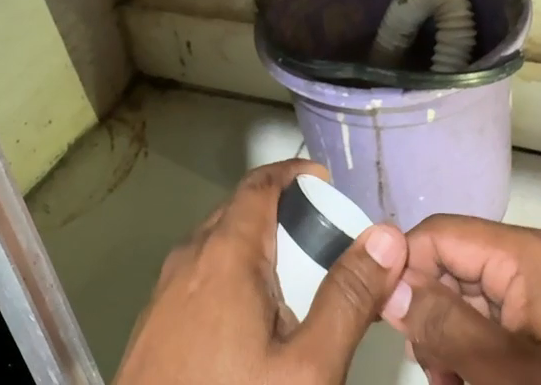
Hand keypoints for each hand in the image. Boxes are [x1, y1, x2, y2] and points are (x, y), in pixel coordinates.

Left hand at [114, 159, 409, 384]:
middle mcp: (189, 259)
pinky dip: (233, 279)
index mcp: (224, 253)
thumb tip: (386, 237)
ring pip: (218, 248)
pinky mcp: (154, 326)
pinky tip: (254, 324)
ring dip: (258, 250)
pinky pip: (201, 279)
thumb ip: (349, 299)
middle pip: (240, 213)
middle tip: (326, 244)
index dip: (295, 175)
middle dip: (284, 216)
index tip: (328, 185)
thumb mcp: (308, 366)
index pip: (260, 184)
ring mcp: (165, 293)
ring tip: (298, 285)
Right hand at [384, 215, 540, 384]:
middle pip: (452, 271)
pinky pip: (500, 331)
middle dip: (433, 322)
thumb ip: (443, 321)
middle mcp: (532, 264)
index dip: (404, 270)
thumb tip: (389, 283)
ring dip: (454, 349)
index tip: (385, 321)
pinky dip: (482, 360)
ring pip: (471, 307)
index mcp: (523, 254)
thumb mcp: (506, 367)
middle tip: (439, 375)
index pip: (437, 235)